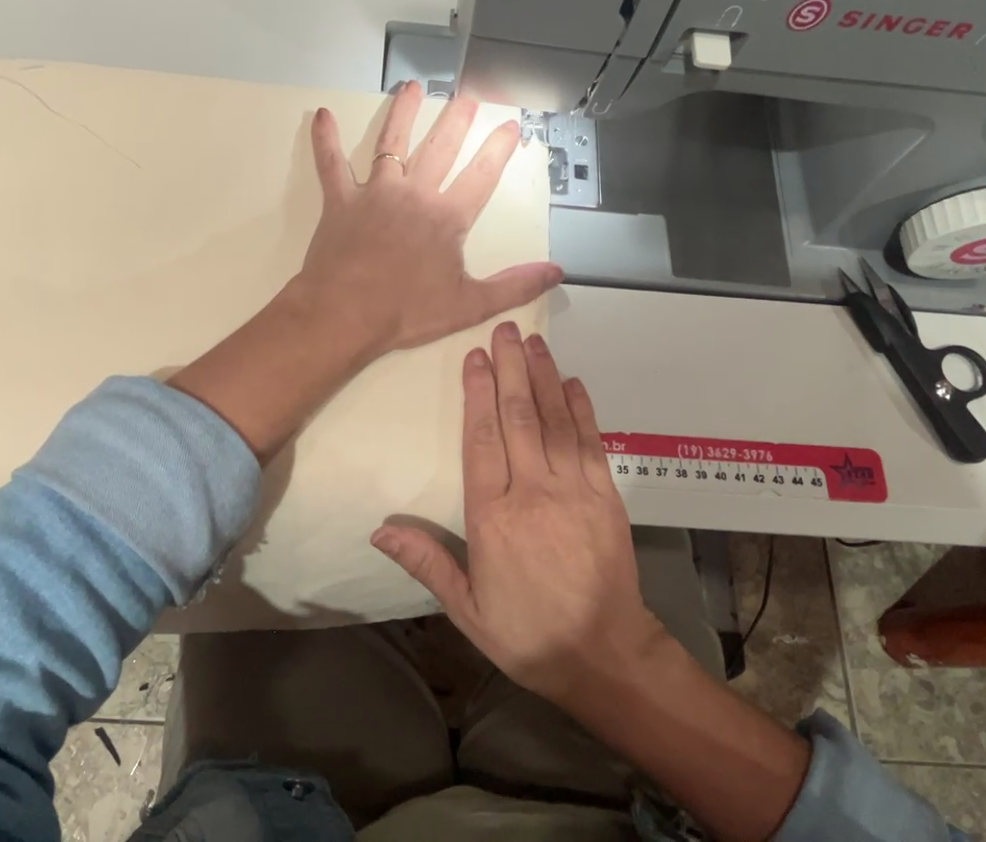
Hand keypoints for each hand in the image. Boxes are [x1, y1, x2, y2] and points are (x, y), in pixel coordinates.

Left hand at [167, 83, 558, 461]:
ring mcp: (375, 194)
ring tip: (412, 87)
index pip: (482, 175)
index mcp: (447, 218)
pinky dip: (326, 140)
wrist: (344, 316)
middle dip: (457, 120)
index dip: (499, 149)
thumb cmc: (405, 313)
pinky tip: (322, 115)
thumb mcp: (470, 306)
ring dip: (403, 113)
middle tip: (468, 97)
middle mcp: (414, 195)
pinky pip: (331, 164)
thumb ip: (515, 286)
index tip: (510, 125)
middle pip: (440, 148)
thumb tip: (555, 272)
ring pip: (391, 143)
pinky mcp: (340, 202)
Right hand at [371, 322, 671, 702]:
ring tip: (534, 342)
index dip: (476, 394)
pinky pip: (592, 443)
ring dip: (544, 378)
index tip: (474, 357)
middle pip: (518, 419)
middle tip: (504, 330)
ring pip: (555, 422)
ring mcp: (575, 490)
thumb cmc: (527, 633)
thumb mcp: (467, 608)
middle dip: (511, 369)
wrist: (603, 654)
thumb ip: (426, 562)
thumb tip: (379, 529)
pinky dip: (583, 410)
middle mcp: (533, 493)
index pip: (480, 441)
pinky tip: (573, 383)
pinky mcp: (606, 496)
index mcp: (492, 517)